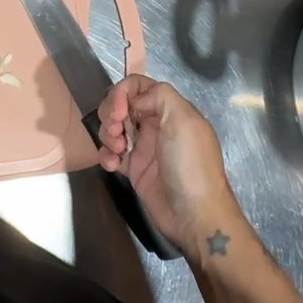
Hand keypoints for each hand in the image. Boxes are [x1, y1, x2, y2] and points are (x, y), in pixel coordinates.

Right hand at [97, 75, 245, 255]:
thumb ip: (159, 95)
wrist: (195, 216)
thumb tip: (134, 102)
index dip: (122, 92)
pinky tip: (113, 165)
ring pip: (113, 128)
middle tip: (116, 130)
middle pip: (121, 105)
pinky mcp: (134, 170)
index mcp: (169, 110)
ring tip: (117, 151)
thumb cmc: (191, 164)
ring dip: (107, 135)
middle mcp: (155, 125)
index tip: (119, 111)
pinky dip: (106, 156)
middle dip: (111, 113)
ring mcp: (143, 148)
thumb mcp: (184, 120)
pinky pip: (112, 154)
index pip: (139, 86)